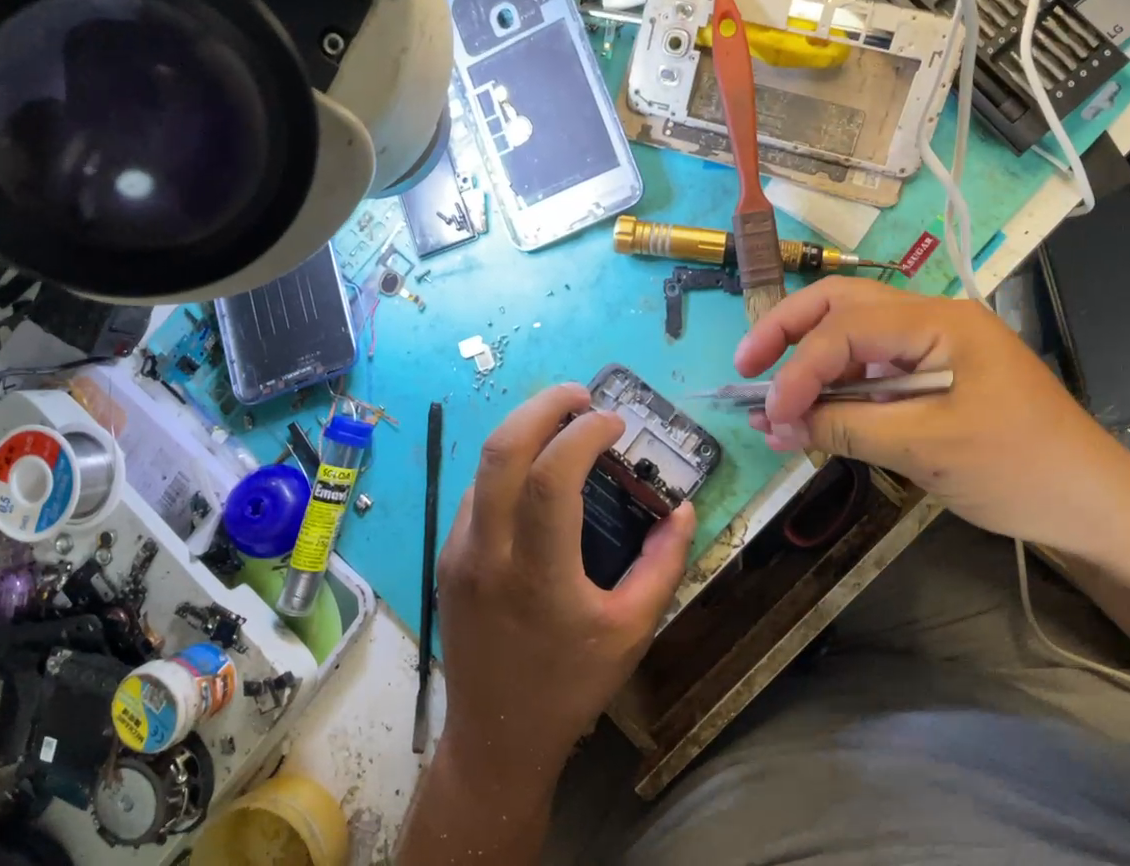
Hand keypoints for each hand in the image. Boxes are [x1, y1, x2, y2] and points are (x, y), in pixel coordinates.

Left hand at [435, 383, 696, 780]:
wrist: (497, 734)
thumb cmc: (571, 685)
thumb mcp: (633, 630)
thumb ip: (664, 564)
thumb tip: (681, 508)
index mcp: (538, 574)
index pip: (552, 475)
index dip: (586, 434)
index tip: (616, 423)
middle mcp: (487, 553)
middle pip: (502, 449)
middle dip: (543, 406)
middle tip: (582, 396)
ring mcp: (459, 552)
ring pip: (483, 465)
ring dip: (524, 431)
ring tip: (565, 426)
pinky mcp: (448, 557)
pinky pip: (477, 492)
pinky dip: (509, 464)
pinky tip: (538, 471)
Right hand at [733, 278, 1129, 551]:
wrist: (1094, 505)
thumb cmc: (1020, 470)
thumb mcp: (926, 449)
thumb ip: (845, 428)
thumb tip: (775, 425)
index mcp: (939, 322)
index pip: (845, 329)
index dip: (799, 369)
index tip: (770, 413)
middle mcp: (932, 321)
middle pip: (842, 305)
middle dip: (788, 331)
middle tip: (746, 366)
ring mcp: (933, 349)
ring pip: (852, 334)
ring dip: (807, 361)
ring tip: (768, 398)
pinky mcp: (932, 380)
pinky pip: (871, 372)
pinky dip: (834, 390)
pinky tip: (807, 415)